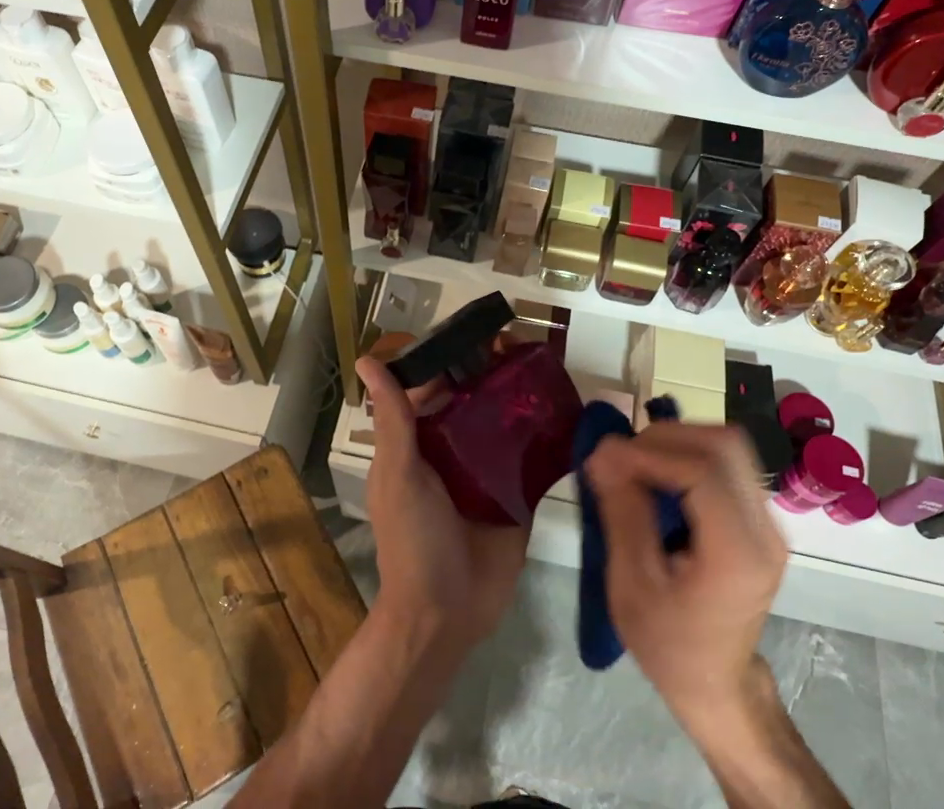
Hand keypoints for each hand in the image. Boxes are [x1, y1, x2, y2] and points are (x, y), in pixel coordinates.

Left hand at [357, 354, 529, 646]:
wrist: (447, 614)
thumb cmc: (413, 540)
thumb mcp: (398, 474)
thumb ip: (393, 419)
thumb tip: (369, 359)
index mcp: (419, 442)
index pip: (435, 387)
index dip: (455, 358)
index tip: (484, 329)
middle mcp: (453, 451)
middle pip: (476, 402)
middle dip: (498, 373)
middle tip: (531, 344)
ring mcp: (488, 474)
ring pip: (506, 425)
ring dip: (525, 400)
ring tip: (556, 368)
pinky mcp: (519, 497)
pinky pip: (534, 460)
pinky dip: (549, 438)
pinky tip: (574, 412)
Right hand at [584, 421, 787, 730]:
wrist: (713, 680)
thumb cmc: (667, 642)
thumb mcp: (632, 585)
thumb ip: (623, 513)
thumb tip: (604, 452)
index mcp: (738, 553)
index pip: (703, 471)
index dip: (650, 452)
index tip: (604, 454)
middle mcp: (766, 529)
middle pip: (725, 445)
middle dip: (666, 437)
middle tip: (620, 456)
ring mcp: (770, 522)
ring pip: (730, 447)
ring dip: (679, 442)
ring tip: (635, 464)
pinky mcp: (761, 518)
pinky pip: (729, 464)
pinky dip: (690, 456)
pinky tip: (657, 477)